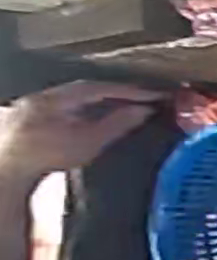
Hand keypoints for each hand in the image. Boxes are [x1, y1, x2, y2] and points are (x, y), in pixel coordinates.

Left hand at [0, 81, 161, 181]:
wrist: (9, 171)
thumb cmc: (51, 155)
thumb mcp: (93, 139)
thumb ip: (121, 122)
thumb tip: (146, 109)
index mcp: (53, 99)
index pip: (99, 88)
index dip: (131, 90)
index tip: (158, 95)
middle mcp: (39, 97)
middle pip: (84, 88)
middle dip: (118, 91)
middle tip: (146, 96)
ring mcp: (30, 105)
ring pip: (74, 94)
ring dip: (103, 96)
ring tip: (128, 101)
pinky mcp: (27, 114)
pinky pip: (65, 101)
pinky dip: (88, 102)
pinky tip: (99, 109)